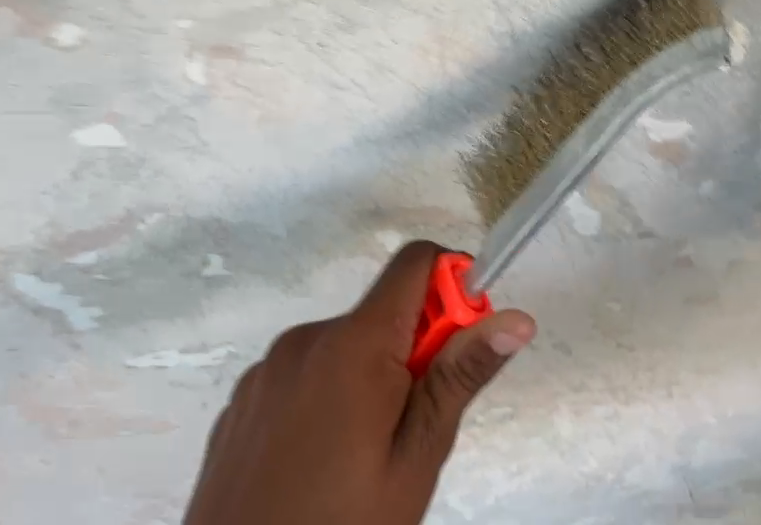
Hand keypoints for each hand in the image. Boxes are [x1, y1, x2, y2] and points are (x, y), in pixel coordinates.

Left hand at [186, 241, 536, 524]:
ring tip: (368, 451)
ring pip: (348, 343)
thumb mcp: (418, 456)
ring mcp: (266, 373)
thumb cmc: (342, 524)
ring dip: (376, 372)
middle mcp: (305, 341)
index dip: (455, 283)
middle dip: (419, 344)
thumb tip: (518, 319)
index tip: (464, 339)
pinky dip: (332, 394)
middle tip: (421, 419)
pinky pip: (307, 373)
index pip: (418, 262)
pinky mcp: (241, 405)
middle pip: (386, 308)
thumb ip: (462, 376)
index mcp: (353, 344)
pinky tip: (324, 461)